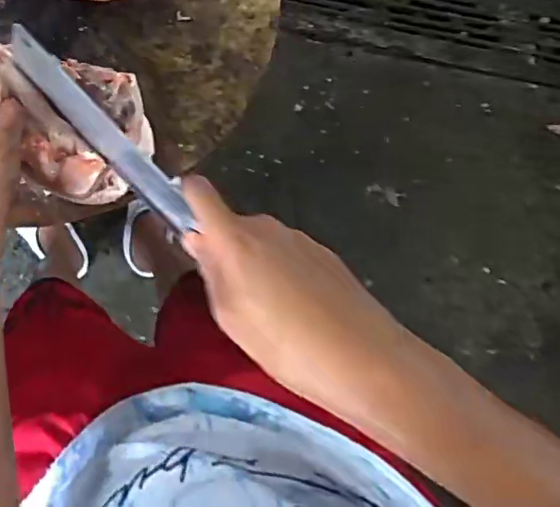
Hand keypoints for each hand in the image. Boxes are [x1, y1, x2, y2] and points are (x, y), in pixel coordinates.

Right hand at [180, 176, 422, 414]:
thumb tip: (199, 242)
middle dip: (225, 251)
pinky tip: (304, 318)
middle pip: (230, 225)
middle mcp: (265, 226)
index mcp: (234, 237)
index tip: (181, 223)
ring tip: (274, 316)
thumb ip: (210, 273)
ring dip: (258, 266)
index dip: (183, 197)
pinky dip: (287, 277)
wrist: (379, 369)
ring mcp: (300, 239)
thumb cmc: (291, 348)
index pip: (197, 190)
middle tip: (232, 297)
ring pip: (262, 243)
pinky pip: (291, 257)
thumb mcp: (231, 319)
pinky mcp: (329, 257)